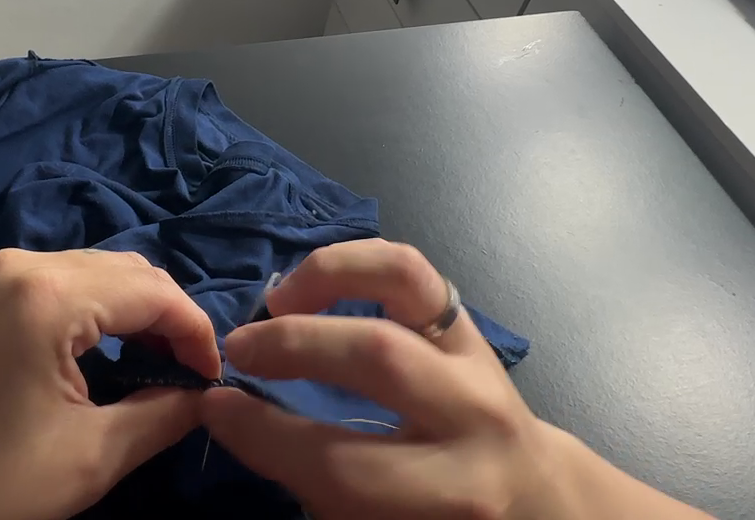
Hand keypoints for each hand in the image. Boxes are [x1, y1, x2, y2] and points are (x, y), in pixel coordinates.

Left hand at [0, 248, 220, 519]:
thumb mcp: (89, 456)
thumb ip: (161, 415)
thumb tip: (207, 396)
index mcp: (48, 294)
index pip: (151, 289)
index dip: (195, 329)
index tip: (216, 378)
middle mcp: (24, 263)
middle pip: (125, 270)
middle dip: (168, 316)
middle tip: (191, 374)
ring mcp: (0, 270)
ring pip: (96, 270)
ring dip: (135, 310)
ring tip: (159, 364)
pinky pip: (63, 280)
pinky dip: (98, 308)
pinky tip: (110, 349)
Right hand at [201, 239, 709, 519]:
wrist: (539, 505)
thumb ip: (317, 485)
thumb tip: (239, 419)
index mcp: (452, 498)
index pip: (341, 464)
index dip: (264, 434)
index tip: (215, 407)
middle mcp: (477, 422)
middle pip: (378, 358)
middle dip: (291, 345)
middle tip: (237, 348)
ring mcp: (477, 360)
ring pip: (405, 286)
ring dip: (325, 280)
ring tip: (277, 299)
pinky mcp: (469, 323)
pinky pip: (412, 267)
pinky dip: (355, 258)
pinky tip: (314, 279)